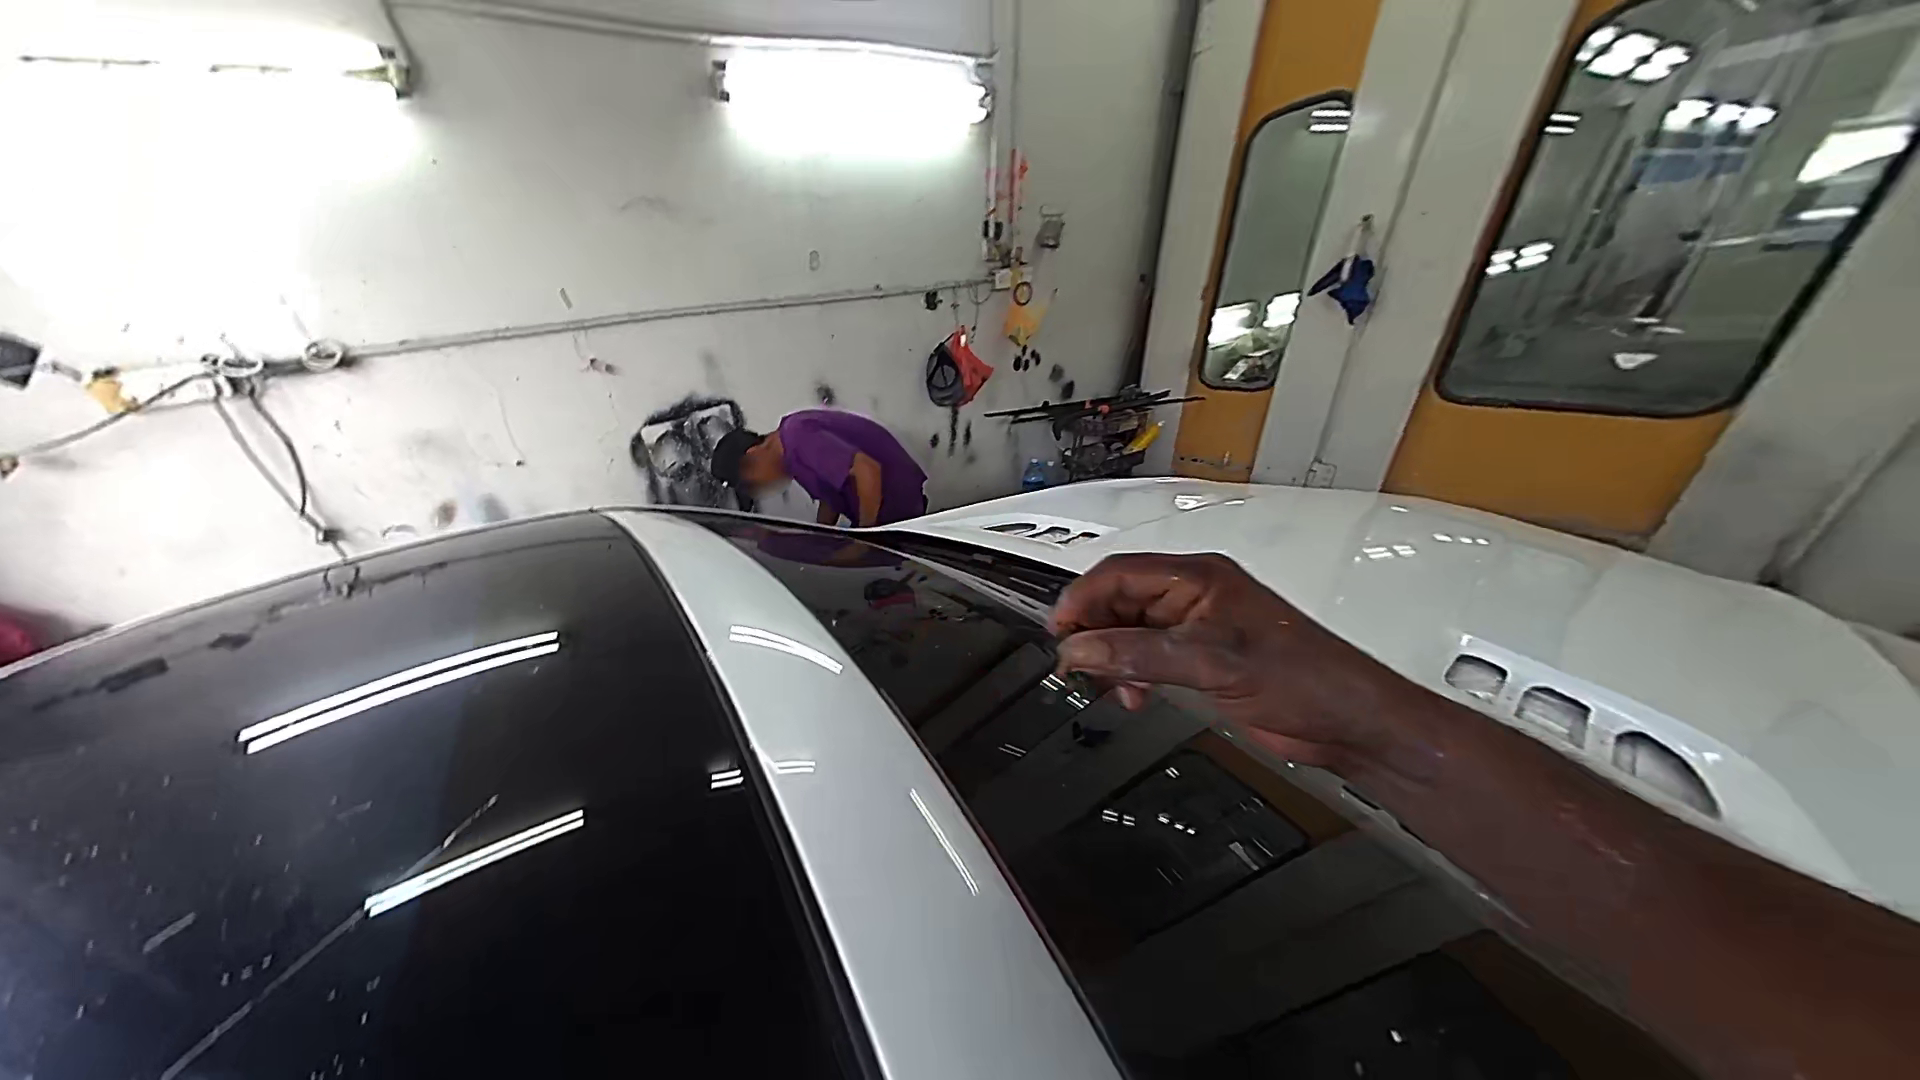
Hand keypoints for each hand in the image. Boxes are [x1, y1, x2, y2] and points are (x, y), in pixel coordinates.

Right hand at [1050, 553, 1411, 772]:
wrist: (1348, 721)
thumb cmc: (1307, 677)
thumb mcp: (1210, 662)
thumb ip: (1137, 652)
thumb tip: (1082, 647)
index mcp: (1197, 577)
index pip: (1118, 575)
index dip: (1081, 600)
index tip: (1060, 631)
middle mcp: (1193, 595)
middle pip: (1118, 601)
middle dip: (1094, 632)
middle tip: (1078, 663)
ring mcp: (1195, 627)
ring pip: (1128, 630)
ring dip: (1111, 657)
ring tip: (1112, 684)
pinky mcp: (1199, 656)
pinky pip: (1145, 655)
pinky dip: (1130, 672)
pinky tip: (1134, 692)